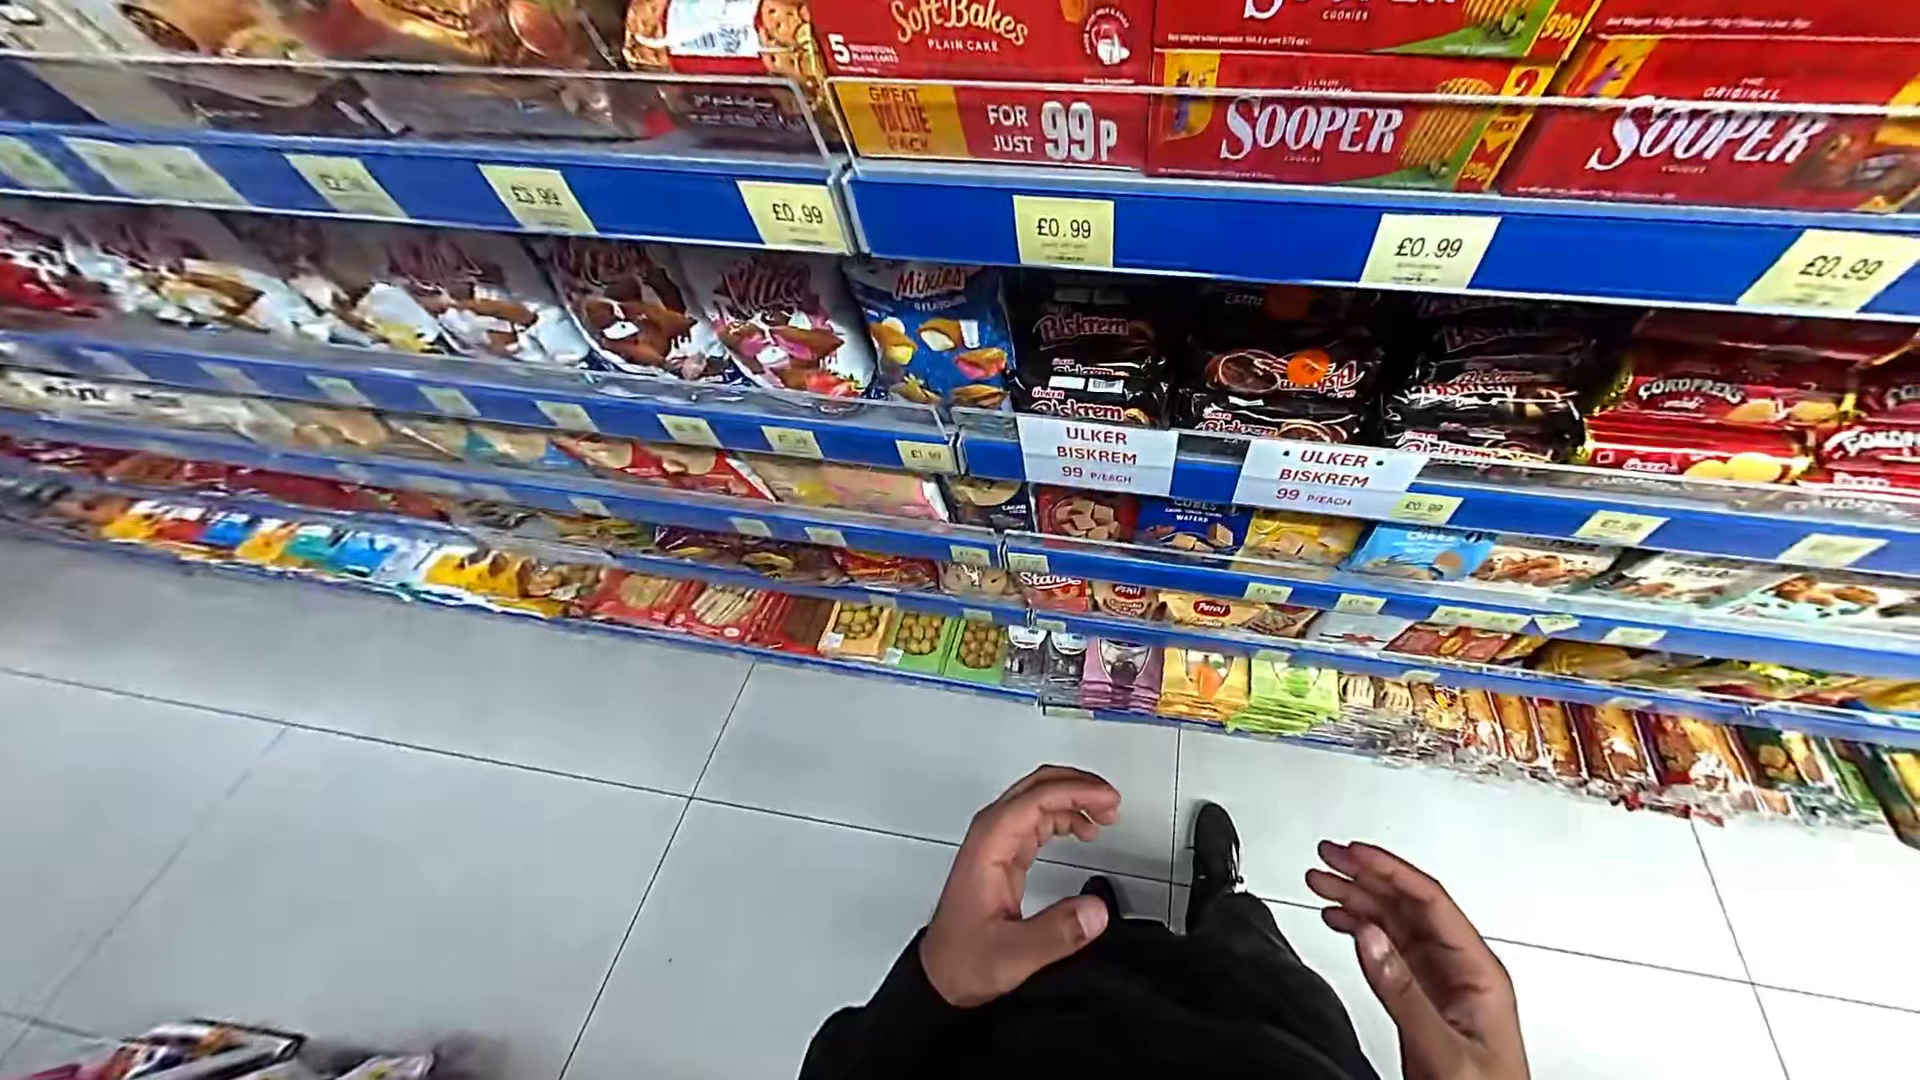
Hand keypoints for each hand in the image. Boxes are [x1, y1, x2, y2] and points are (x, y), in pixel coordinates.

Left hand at [918, 765, 1121, 1006]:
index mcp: (991, 841)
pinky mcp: (1004, 849)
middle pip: (1037, 785)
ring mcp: (997, 837)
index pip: (1038, 797)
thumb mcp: (1012, 954)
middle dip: (1077, 785)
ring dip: (1073, 798)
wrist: (941, 972)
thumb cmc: (963, 957)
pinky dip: (1064, 815)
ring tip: (1104, 815)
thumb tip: (1096, 909)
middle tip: (1110, 800)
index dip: (1076, 792)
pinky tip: (1082, 828)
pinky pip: (1037, 816)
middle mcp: (992, 831)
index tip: (1107, 799)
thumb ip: (1056, 933)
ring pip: (1038, 796)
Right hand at [1306, 841, 1527, 1079]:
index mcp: (1476, 971)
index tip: (1352, 851)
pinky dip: (1353, 920)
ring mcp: (1436, 977)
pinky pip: (1381, 939)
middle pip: (1405, 900)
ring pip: (1389, 915)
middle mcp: (1456, 966)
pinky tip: (1334, 915)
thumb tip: (1367, 934)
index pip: (1429, 899)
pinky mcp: (1416, 990)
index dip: (1388, 868)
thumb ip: (1403, 992)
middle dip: (1362, 873)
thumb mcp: (1445, 1050)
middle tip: (1326, 855)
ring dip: (1352, 893)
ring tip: (1318, 879)